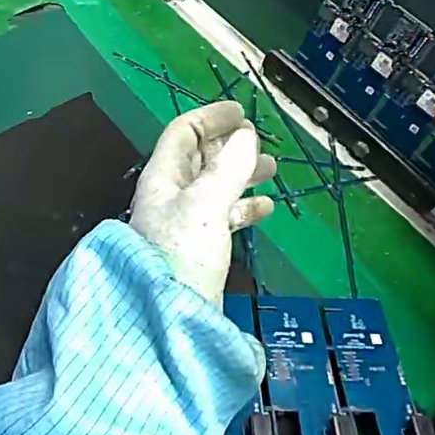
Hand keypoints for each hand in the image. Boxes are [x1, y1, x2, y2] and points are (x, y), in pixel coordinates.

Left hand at [129, 100, 275, 300]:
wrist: (169, 322)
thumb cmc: (181, 255)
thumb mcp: (205, 205)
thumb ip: (228, 169)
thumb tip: (246, 137)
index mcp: (163, 178)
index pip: (183, 133)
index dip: (211, 117)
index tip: (241, 113)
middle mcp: (170, 197)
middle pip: (200, 158)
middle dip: (230, 145)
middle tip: (260, 141)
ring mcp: (184, 224)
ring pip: (215, 186)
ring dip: (242, 174)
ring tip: (271, 170)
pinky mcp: (199, 248)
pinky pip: (223, 217)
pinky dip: (243, 207)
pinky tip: (264, 208)